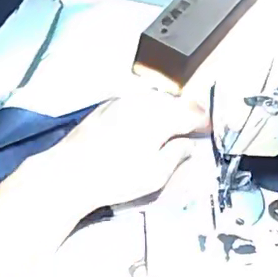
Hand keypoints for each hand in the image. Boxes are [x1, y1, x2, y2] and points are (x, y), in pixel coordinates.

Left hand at [22, 89, 207, 211]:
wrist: (70, 174)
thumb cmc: (114, 177)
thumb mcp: (156, 174)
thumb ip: (178, 155)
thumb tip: (187, 146)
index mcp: (159, 116)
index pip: (192, 112)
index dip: (203, 122)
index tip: (207, 130)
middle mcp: (142, 102)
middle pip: (173, 102)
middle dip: (185, 114)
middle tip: (191, 129)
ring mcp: (121, 101)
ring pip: (153, 100)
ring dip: (165, 111)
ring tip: (168, 129)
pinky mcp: (105, 107)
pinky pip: (134, 102)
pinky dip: (145, 111)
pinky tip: (142, 128)